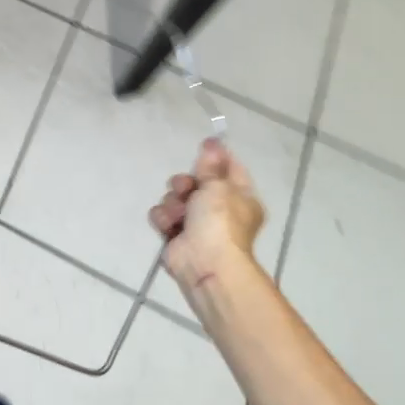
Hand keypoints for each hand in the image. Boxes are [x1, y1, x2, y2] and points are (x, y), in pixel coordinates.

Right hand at [148, 138, 265, 292]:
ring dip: (172, 202)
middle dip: (185, 183)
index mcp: (241, 197)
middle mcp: (221, 209)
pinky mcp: (177, 234)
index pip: (231, 169)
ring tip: (178, 214)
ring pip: (175, 197)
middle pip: (195, 182)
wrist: (205, 262)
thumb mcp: (218, 187)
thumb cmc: (219, 222)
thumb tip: (214, 143)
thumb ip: (211, 165)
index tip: (205, 144)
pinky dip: (164, 219)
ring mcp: (197, 223)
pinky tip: (169, 226)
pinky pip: (163, 215)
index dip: (218, 156)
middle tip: (186, 188)